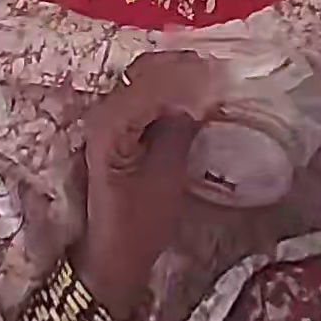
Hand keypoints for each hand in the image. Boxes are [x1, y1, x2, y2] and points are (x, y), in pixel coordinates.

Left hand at [74, 52, 218, 317]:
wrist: (112, 256)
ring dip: (175, 71)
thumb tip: (202, 93)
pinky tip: (190, 91)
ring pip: (143, 76)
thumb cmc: (138, 223)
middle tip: (216, 68)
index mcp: (111, 124)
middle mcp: (104, 111)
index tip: (217, 71)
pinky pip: (143, 91)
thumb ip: (180, 128)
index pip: (150, 84)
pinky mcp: (117, 123)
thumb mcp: (166, 177)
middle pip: (144, 71)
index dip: (184, 74)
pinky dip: (168, 85)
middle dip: (180, 65)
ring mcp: (108, 115)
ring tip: (208, 75)